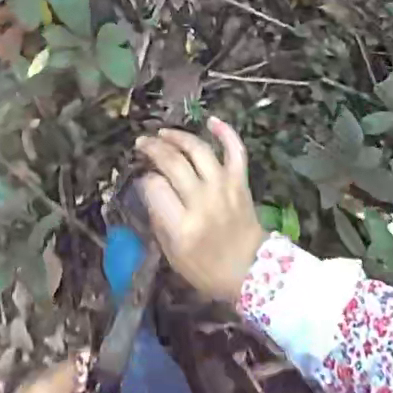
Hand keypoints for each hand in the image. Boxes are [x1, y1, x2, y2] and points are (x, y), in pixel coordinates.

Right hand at [136, 118, 266, 304]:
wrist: (250, 271)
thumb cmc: (206, 268)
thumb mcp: (172, 254)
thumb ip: (158, 220)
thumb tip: (148, 187)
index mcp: (183, 226)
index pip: (155, 187)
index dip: (144, 179)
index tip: (142, 178)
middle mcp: (203, 201)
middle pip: (174, 163)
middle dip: (153, 149)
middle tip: (141, 144)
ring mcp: (224, 187)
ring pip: (199, 150)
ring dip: (178, 136)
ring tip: (163, 133)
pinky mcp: (240, 181)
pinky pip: (235, 150)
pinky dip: (225, 132)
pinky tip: (211, 120)